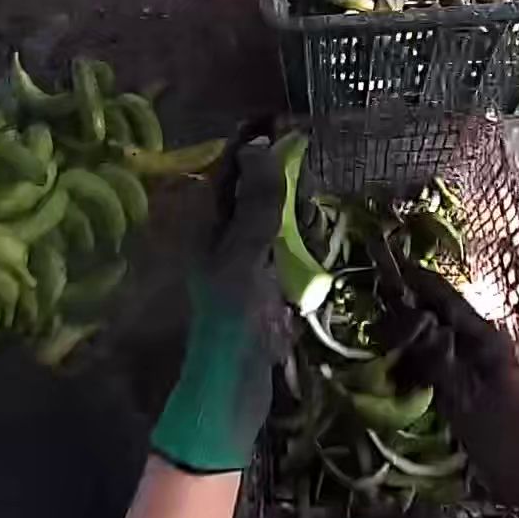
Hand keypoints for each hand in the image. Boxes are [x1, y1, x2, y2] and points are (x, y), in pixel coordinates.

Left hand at [149, 130, 288, 472]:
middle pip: (250, 185)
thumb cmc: (231, 320)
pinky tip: (313, 229)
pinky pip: (278, 239)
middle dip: (278, 169)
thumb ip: (255, 203)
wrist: (231, 391)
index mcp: (203, 224)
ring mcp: (238, 255)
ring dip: (290, 199)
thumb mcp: (244, 256)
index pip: (229, 166)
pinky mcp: (258, 275)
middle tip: (311, 153)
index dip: (257, 143)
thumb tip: (262, 146)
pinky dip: (296, 230)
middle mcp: (217, 232)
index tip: (292, 126)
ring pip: (267, 211)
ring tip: (315, 188)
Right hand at [392, 264, 518, 517]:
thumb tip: (412, 320)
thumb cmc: (503, 433)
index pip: (448, 300)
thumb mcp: (462, 395)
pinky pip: (450, 362)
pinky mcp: (484, 386)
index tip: (397, 271)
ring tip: (389, 338)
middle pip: (446, 317)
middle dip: (415, 310)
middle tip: (383, 309)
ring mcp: (488, 365)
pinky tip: (409, 371)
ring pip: (447, 339)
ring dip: (419, 336)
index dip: (422, 284)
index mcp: (485, 339)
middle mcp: (488, 344)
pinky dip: (427, 361)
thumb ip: (436, 357)